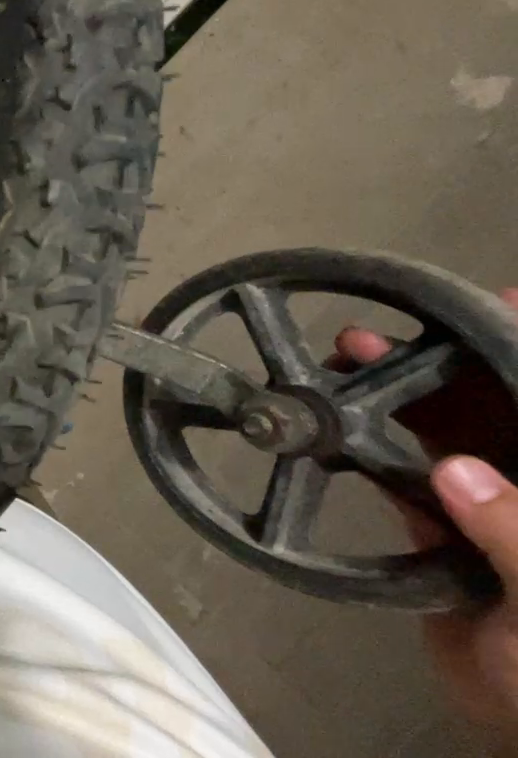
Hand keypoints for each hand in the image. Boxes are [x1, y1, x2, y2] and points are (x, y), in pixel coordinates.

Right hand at [339, 289, 517, 734]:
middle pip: (498, 403)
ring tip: (343, 358)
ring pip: (446, 430)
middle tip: (381, 332)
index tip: (488, 299)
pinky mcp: (443, 530)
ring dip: (394, 395)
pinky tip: (331, 421)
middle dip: (446, 360)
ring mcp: (494, 504)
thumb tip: (452, 471)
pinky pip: (404, 474)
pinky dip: (369, 444)